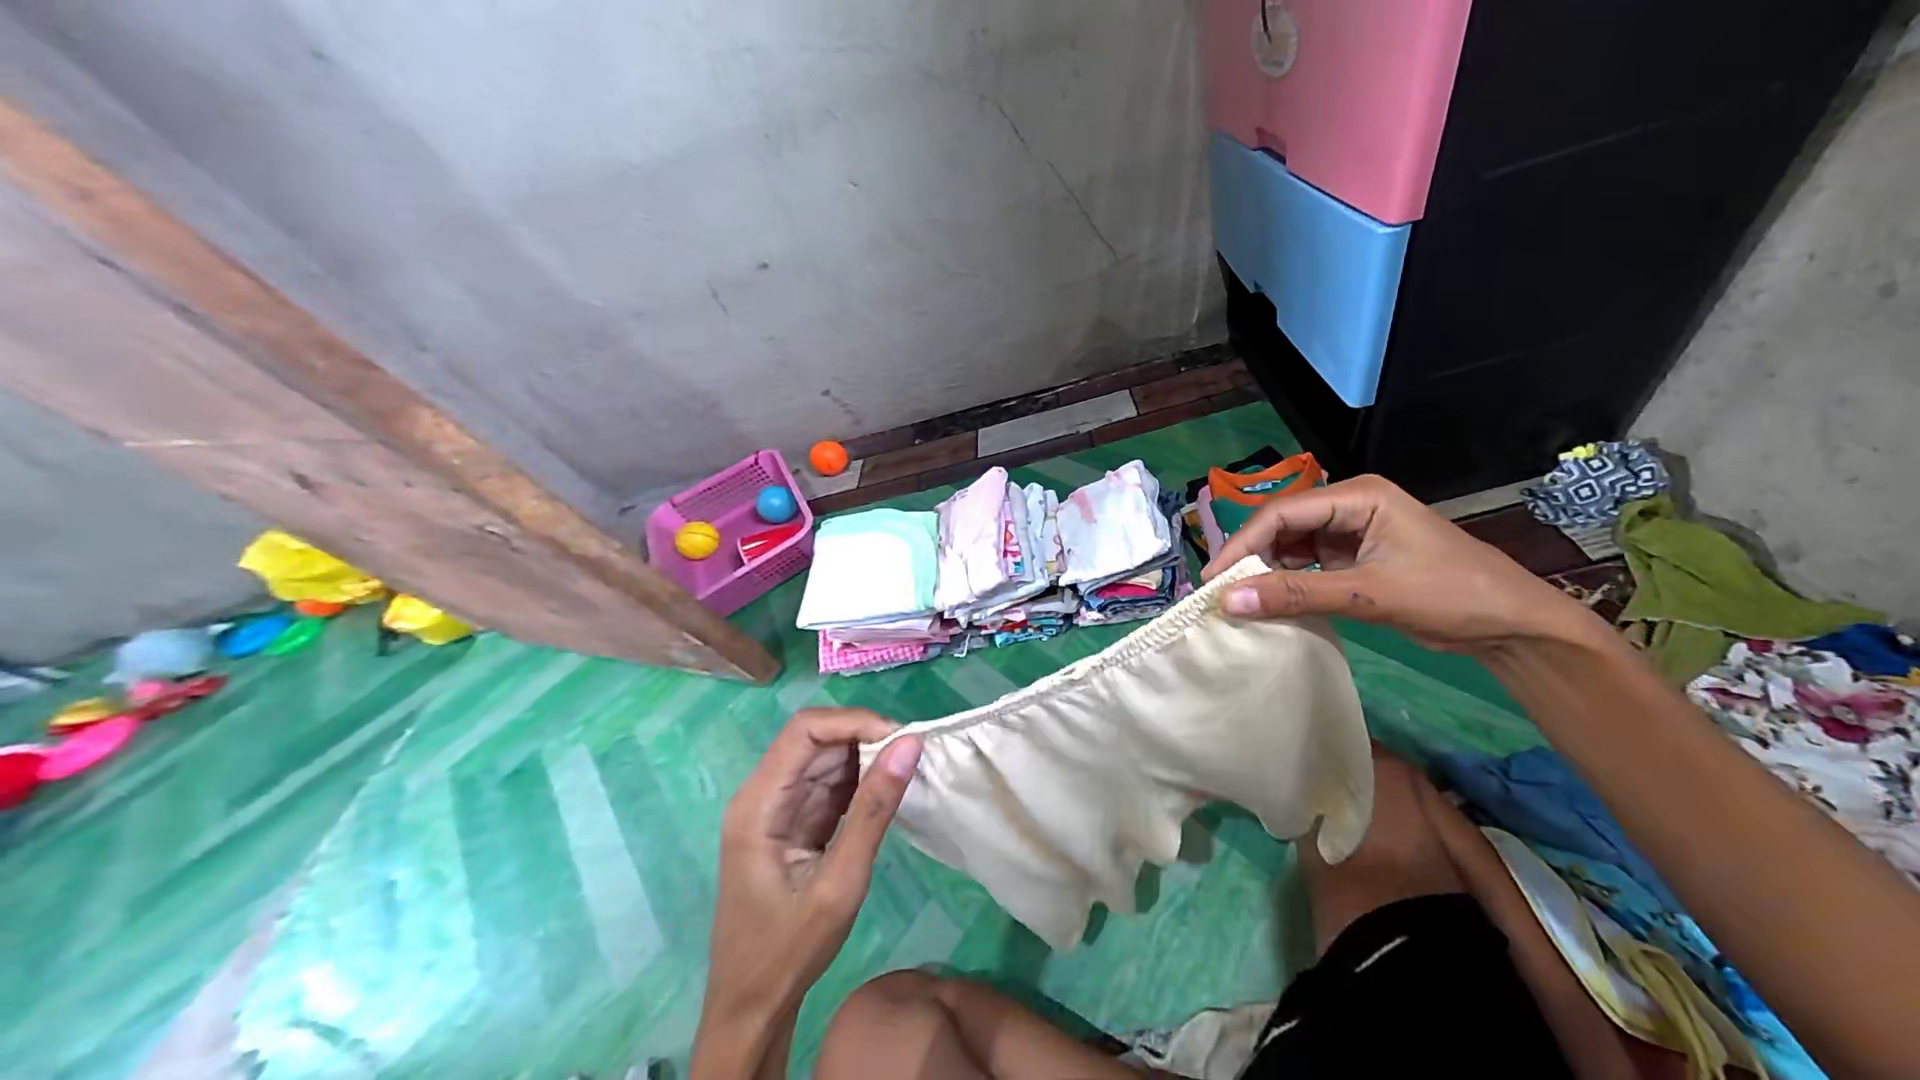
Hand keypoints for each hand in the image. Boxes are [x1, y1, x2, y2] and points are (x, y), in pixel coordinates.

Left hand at [692, 708, 922, 1078]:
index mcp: (758, 802)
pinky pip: (826, 785)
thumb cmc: (789, 949)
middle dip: (864, 738)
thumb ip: (874, 810)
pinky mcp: (792, 823)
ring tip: (907, 770)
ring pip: (824, 759)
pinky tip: (887, 790)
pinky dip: (858, 783)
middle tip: (913, 754)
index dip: (853, 722)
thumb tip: (910, 744)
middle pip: (814, 739)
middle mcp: (762, 794)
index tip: (901, 738)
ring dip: (865, 758)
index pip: (804, 731)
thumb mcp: (840, 882)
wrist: (752, 1005)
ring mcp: (776, 808)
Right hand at [1202, 474, 1597, 653]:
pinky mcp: (1354, 558)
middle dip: (1251, 558)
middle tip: (1222, 593)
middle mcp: (1349, 506)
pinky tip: (1273, 603)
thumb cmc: (1451, 595)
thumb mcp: (1368, 594)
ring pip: (1290, 547)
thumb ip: (1295, 595)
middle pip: (1281, 527)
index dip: (1242, 545)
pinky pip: (1306, 566)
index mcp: (1357, 495)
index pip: (1281, 513)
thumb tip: (1228, 601)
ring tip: (1242, 601)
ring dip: (1267, 572)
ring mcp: (1351, 532)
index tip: (1213, 580)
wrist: (1514, 626)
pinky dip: (1288, 583)